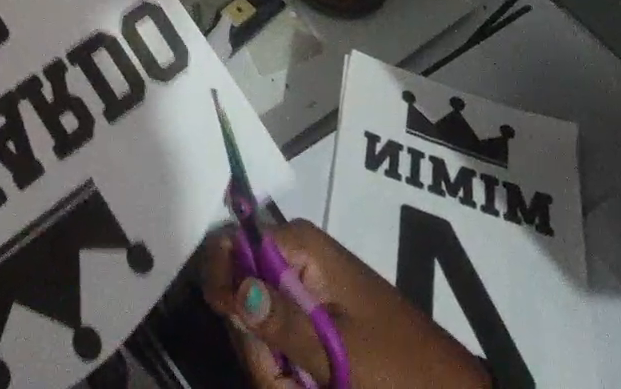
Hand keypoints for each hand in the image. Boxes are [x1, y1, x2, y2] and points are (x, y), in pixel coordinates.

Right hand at [198, 220, 490, 388]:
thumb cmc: (397, 364)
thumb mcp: (338, 349)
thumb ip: (282, 321)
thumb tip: (236, 289)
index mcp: (299, 245)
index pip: (230, 245)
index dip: (223, 287)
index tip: (235, 326)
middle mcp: (293, 259)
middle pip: (238, 297)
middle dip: (260, 349)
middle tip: (294, 380)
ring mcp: (299, 292)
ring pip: (253, 330)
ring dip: (275, 370)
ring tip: (311, 384)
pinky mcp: (306, 321)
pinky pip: (274, 345)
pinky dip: (287, 374)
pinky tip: (310, 384)